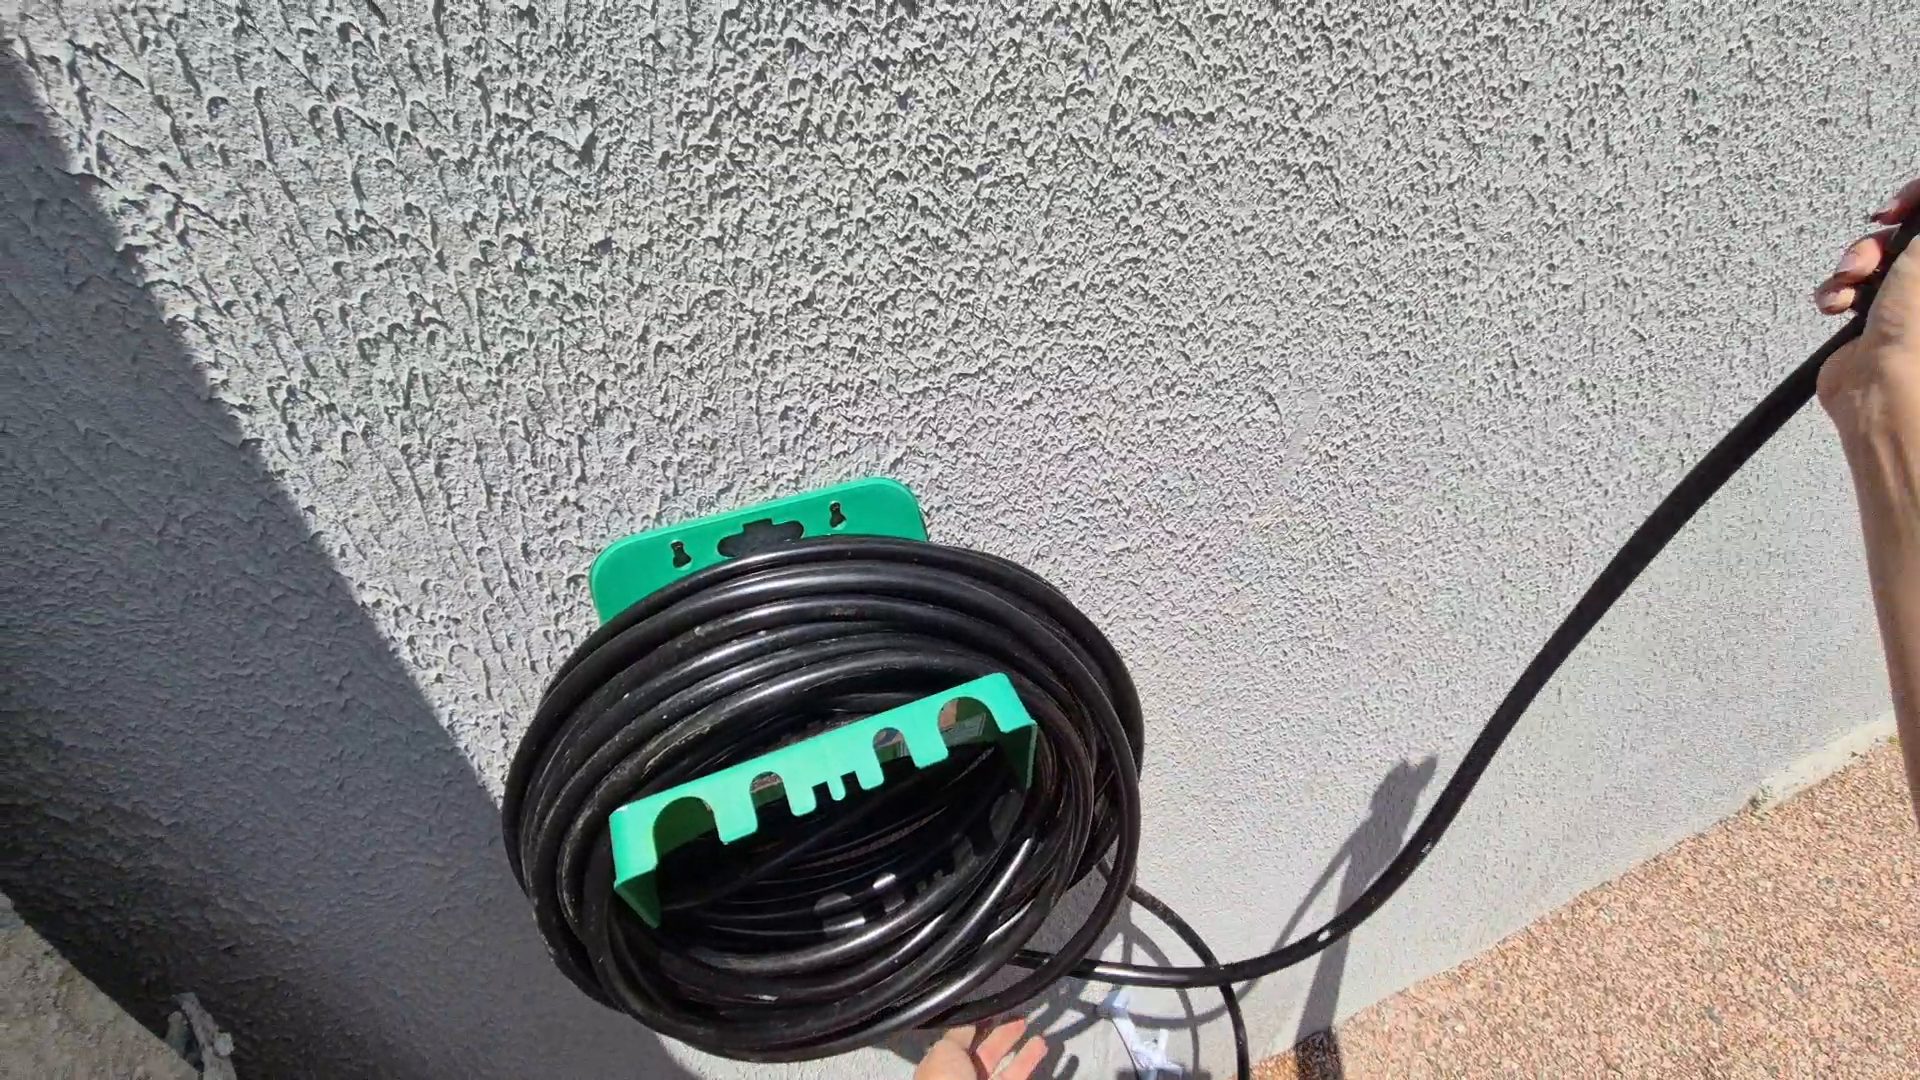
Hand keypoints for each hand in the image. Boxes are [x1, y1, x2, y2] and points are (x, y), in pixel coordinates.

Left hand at [912, 1019, 1047, 1079]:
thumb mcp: (945, 1051)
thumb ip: (959, 1034)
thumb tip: (969, 1020)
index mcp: (943, 1069)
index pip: (962, 1043)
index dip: (977, 1025)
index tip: (993, 1008)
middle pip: (986, 1053)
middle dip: (1002, 1034)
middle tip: (1018, 1016)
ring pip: (1006, 1069)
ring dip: (1022, 1050)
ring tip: (1035, 1030)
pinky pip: (1017, 1078)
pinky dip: (1029, 1062)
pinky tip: (1041, 1045)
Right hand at [1813, 176, 1919, 438]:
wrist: (1884, 380)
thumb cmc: (1916, 324)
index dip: (1915, 199)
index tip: (1895, 208)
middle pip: (1907, 235)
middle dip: (1877, 241)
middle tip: (1866, 255)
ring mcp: (1907, 293)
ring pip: (1873, 259)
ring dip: (1850, 269)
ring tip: (1846, 285)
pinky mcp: (1874, 311)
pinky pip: (1847, 286)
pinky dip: (1834, 293)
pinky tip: (1835, 305)